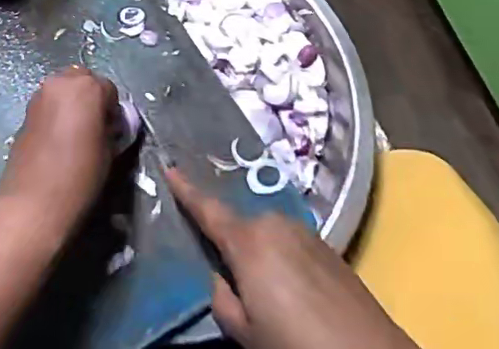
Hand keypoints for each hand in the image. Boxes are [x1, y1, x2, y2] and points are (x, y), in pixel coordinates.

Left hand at [0, 67, 119, 233]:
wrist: (34, 201)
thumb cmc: (79, 176)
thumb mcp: (108, 152)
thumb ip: (111, 129)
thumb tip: (109, 125)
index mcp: (87, 87)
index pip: (109, 88)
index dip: (112, 109)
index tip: (112, 130)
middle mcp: (61, 82)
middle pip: (82, 80)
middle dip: (90, 97)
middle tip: (94, 126)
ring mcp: (40, 94)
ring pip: (62, 88)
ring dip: (71, 101)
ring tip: (74, 132)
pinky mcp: (25, 110)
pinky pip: (47, 102)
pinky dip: (55, 111)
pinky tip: (56, 137)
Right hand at [166, 167, 420, 348]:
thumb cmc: (297, 344)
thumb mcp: (246, 333)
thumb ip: (223, 300)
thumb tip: (223, 280)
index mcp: (247, 241)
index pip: (208, 209)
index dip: (185, 190)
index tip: (169, 167)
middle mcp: (274, 224)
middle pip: (240, 225)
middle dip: (232, 241)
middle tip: (229, 271)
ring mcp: (304, 232)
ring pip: (267, 235)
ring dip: (260, 252)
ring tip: (265, 288)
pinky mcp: (329, 248)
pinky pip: (291, 245)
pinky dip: (283, 259)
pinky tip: (293, 290)